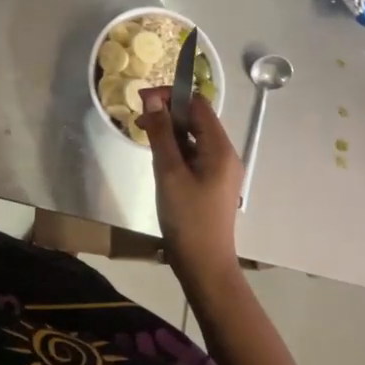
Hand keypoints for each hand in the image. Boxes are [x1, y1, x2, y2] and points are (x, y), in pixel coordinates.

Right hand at [138, 88, 242, 278]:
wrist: (205, 267)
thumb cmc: (188, 218)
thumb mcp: (169, 172)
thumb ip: (161, 132)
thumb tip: (152, 98)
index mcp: (220, 148)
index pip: (197, 104)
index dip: (171, 96)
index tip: (143, 100)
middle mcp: (225, 154)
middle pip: (197, 119)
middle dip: (168, 113)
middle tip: (140, 121)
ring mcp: (220, 171)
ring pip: (194, 137)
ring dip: (170, 131)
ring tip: (145, 137)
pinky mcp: (212, 184)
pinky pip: (194, 154)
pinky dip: (176, 149)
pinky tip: (158, 159)